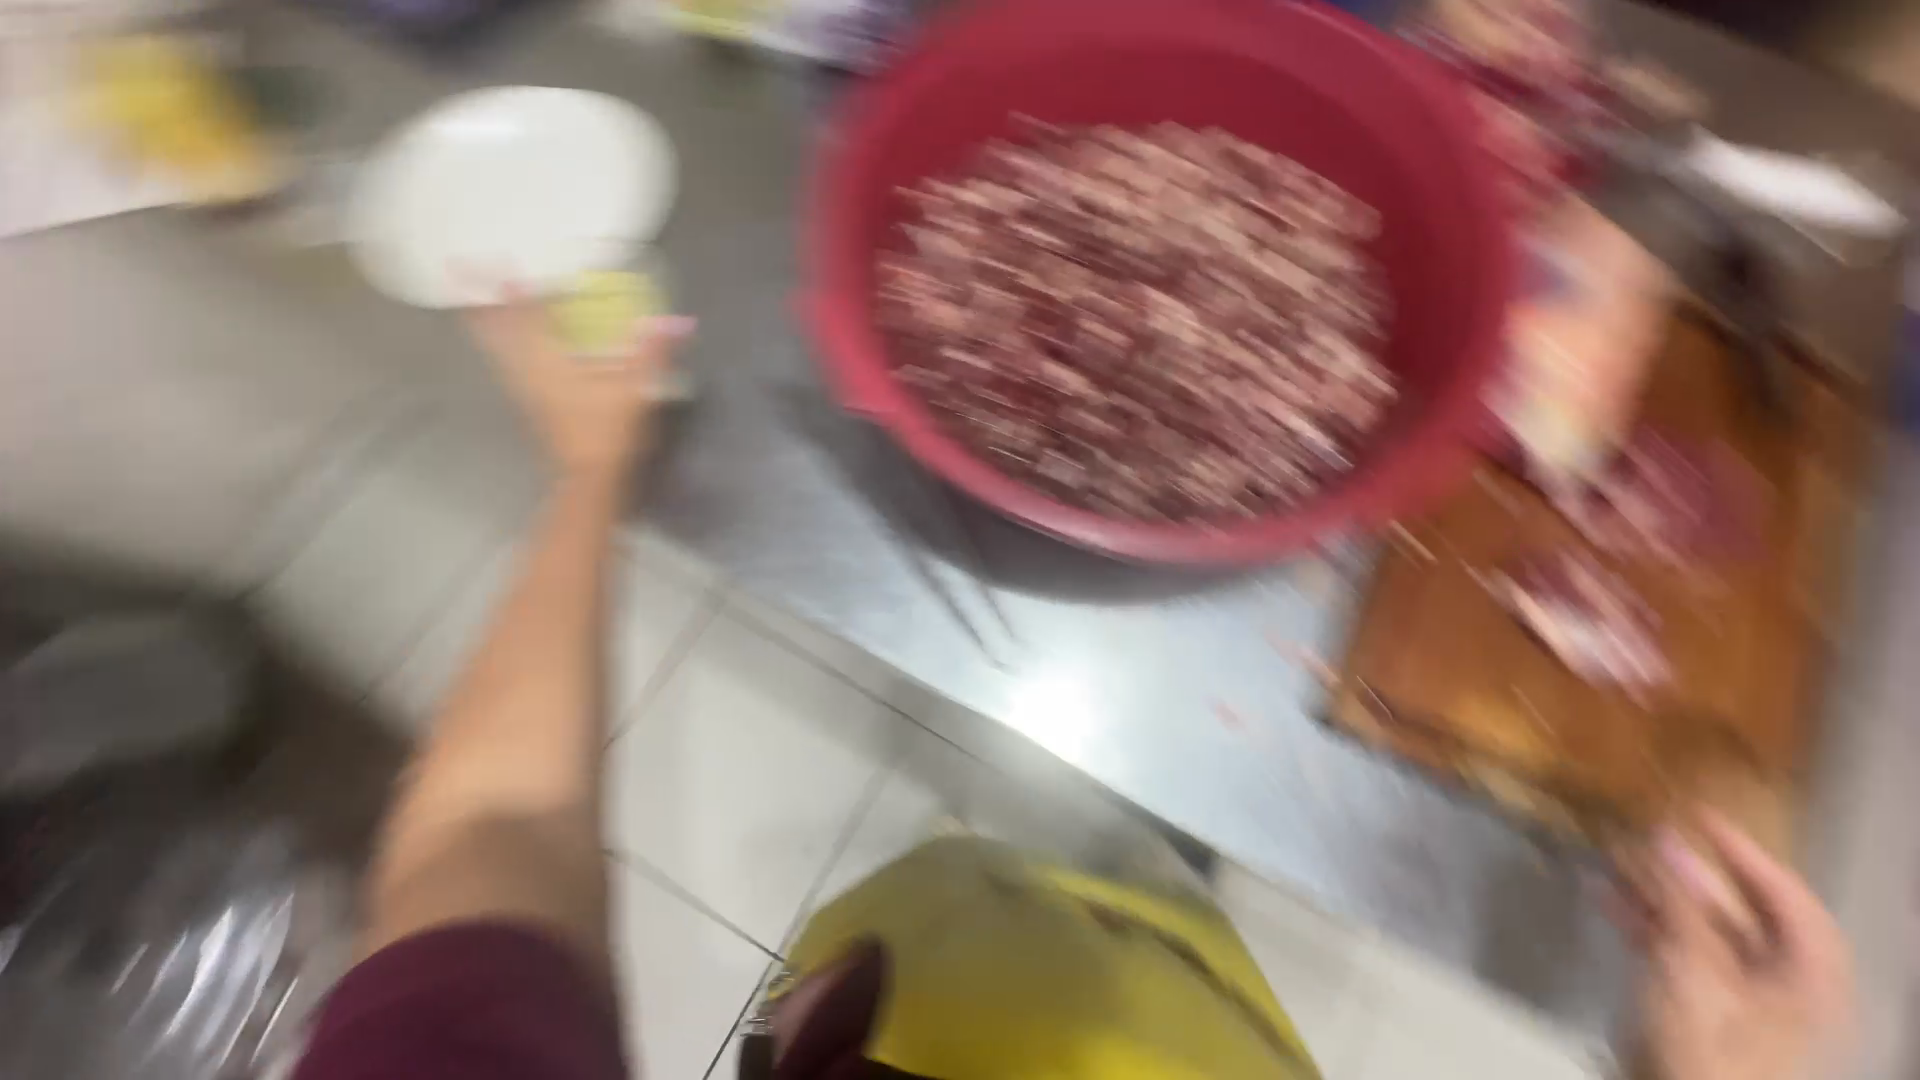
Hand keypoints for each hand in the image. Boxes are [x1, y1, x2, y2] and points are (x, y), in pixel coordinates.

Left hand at [464, 283, 694, 478]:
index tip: (499, 259)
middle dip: (481, 298)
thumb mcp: (637, 392)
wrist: (590, 478)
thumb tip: (674, 321)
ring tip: (469, 298)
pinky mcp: (530, 401)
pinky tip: (499, 341)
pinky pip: (506, 363)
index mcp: (552, 362)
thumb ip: (653, 354)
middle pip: (498, 328)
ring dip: (483, 320)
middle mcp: (530, 370)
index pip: (529, 316)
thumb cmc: (610, 434)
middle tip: (460, 267)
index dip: (515, 288)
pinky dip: (498, 345)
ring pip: (496, 346)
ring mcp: (525, 388)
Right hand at [1625, 812, 1850, 1079]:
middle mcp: (1776, 981)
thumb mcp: (1691, 967)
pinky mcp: (1693, 999)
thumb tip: (1667, 840)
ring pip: (1696, 924)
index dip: (1748, 855)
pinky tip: (1601, 893)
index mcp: (1803, 979)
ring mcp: (1733, 991)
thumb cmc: (1701, 1041)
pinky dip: (1638, 917)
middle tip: (1646, 833)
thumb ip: (1681, 903)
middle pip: (1738, 910)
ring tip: (1611, 856)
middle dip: (1688, 870)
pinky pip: (1670, 944)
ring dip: (1654, 889)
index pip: (1789, 902)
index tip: (1700, 815)